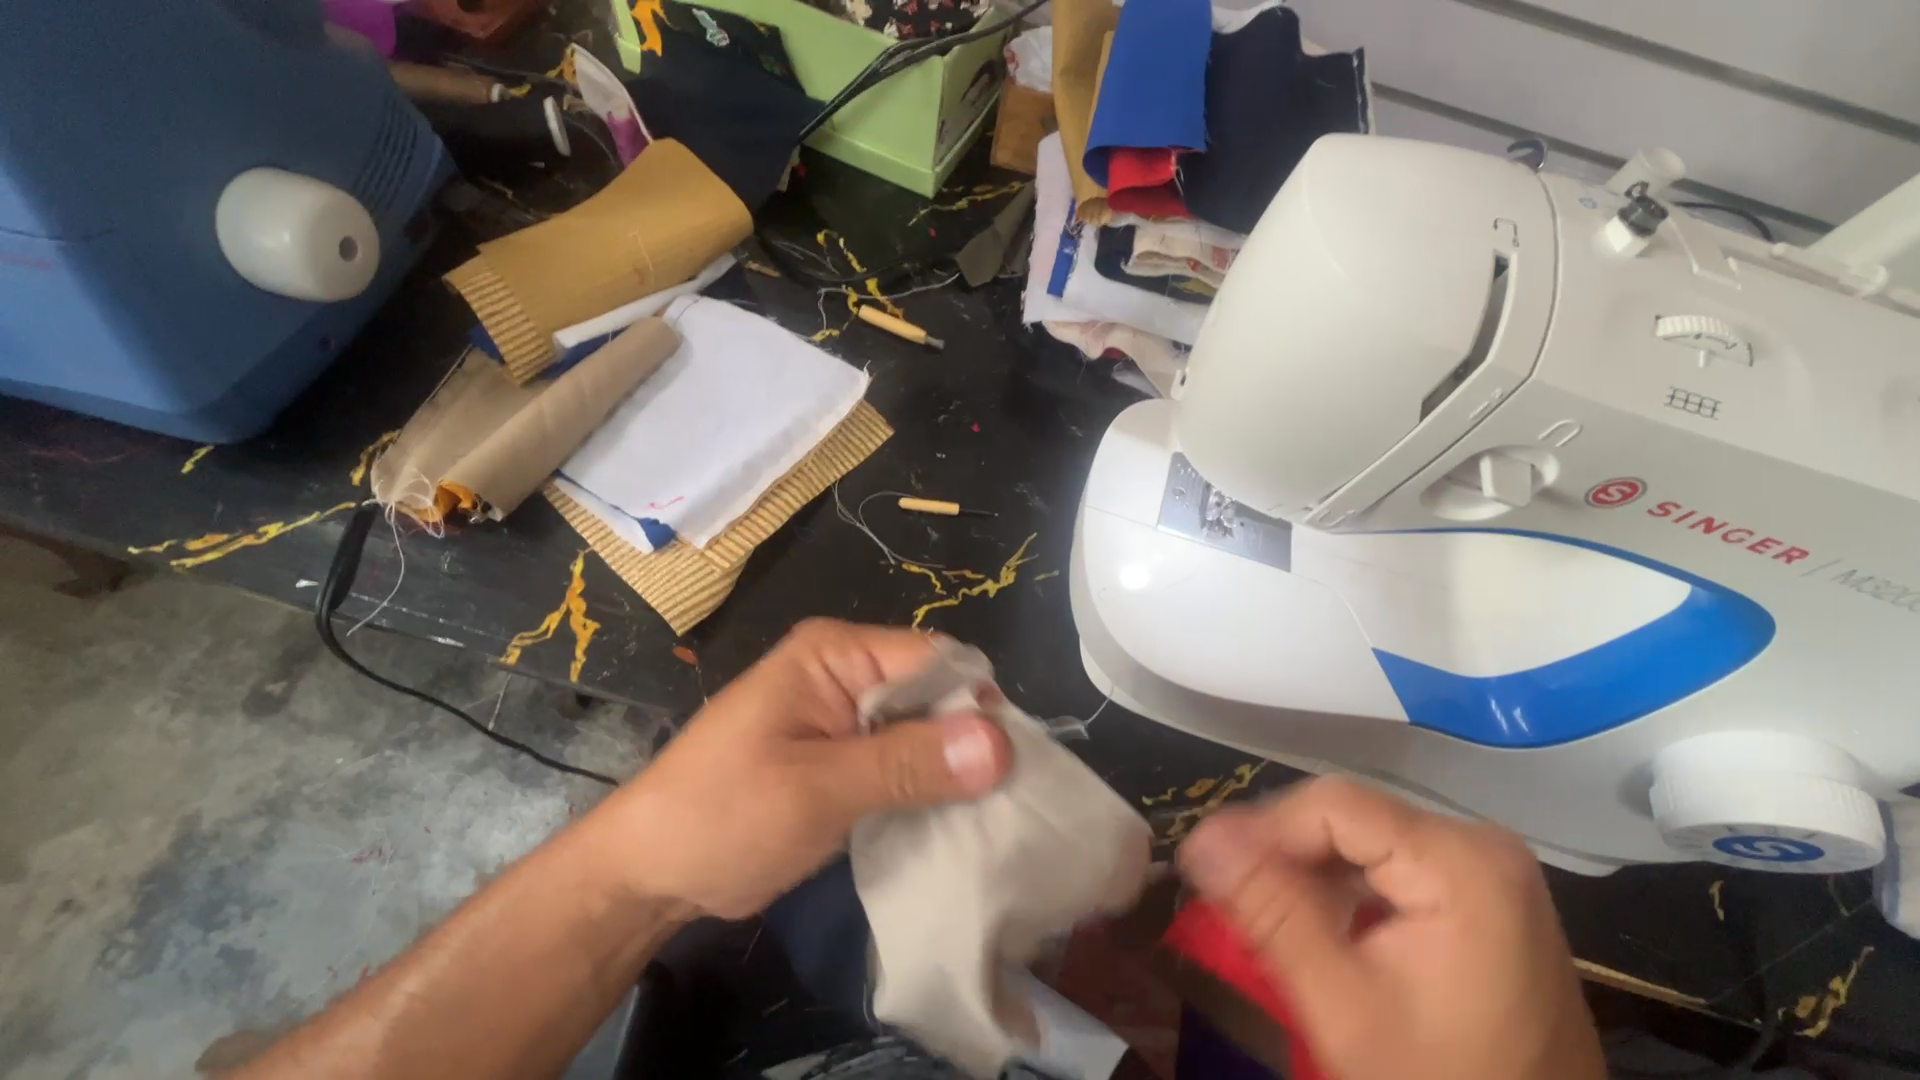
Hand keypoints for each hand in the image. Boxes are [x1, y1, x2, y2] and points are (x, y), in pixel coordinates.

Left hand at [599, 619, 1011, 918]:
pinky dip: (924, 790)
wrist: (650, 872)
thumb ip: (907, 764)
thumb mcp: (817, 790)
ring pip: (923, 732)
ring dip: (947, 772)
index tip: (1002, 768)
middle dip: (965, 743)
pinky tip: (946, 824)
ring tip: (980, 819)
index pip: (934, 659)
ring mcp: (844, 716)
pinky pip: (902, 762)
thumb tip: (1001, 741)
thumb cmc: (721, 816)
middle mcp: (846, 672)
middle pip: (934, 694)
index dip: (973, 705)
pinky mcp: (843, 757)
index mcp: (836, 654)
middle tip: (996, 803)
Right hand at [1177, 777, 1605, 1079]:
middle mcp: (1481, 842)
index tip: (1208, 869)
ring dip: (1309, 870)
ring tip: (1269, 916)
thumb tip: (1199, 836)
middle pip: (1348, 816)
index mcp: (1461, 860)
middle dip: (1284, 854)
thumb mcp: (1342, 1003)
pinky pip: (1391, 860)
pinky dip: (1346, 885)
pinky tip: (1321, 925)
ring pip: (1363, 836)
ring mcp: (1488, 864)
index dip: (1262, 829)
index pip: (1331, 803)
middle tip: (1234, 900)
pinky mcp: (1484, 888)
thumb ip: (1270, 911)